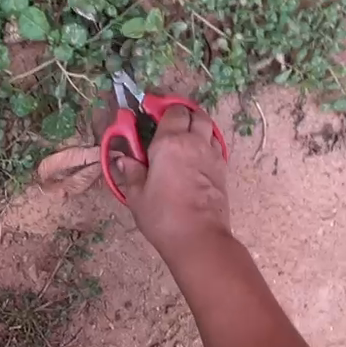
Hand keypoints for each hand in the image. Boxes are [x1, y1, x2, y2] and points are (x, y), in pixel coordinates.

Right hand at [108, 106, 232, 261]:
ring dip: (197, 126)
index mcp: (170, 143)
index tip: (148, 113)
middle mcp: (194, 143)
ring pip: (209, 128)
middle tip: (166, 123)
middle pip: (195, 114)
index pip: (171, 112)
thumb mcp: (137, 195)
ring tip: (182, 137)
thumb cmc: (162, 216)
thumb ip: (131, 172)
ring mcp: (212, 155)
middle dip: (182, 114)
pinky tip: (194, 157)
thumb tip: (123, 159)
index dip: (161, 109)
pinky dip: (205, 143)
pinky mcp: (222, 170)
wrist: (198, 237)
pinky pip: (215, 146)